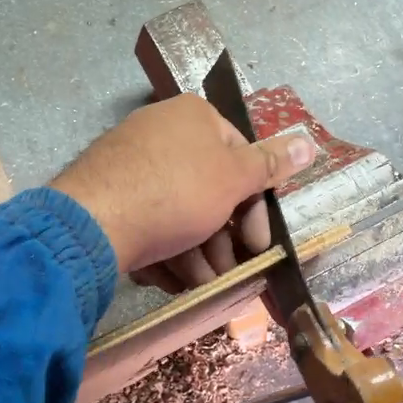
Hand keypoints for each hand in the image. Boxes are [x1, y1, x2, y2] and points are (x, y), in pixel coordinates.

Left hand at [50, 95, 314, 280]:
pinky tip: (166, 279)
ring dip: (194, 255)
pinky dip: (160, 253)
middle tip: (227, 275)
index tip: (258, 246)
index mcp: (192, 117)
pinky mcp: (107, 198)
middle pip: (206, 192)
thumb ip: (270, 165)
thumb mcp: (233, 178)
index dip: (254, 206)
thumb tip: (308, 142)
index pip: (239, 158)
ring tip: (196, 285)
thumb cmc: (175, 193)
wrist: (94, 222)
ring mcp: (128, 166)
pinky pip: (145, 224)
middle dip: (221, 241)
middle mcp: (159, 134)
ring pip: (176, 214)